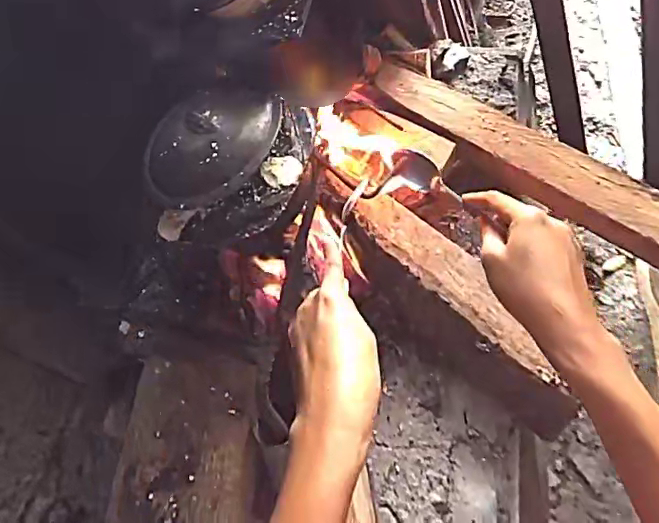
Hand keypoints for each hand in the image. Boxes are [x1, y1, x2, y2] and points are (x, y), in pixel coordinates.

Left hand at [288, 231, 379, 443]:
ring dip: (327, 326)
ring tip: (347, 355)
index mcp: (328, 298)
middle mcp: (306, 309)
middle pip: (322, 293)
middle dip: (335, 304)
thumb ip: (352, 311)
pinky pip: (308, 334)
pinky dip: (320, 342)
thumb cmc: (353, 382)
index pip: (330, 266)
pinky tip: (335, 364)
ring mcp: (296, 329)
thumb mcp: (366, 337)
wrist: (331, 421)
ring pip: (314, 315)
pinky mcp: (292, 349)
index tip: (327, 237)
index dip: (330, 250)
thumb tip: (344, 306)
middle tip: (355, 331)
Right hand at [464, 191, 612, 375]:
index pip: (497, 199)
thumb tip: (486, 222)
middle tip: (481, 226)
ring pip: (532, 228)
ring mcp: (566, 239)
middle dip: (498, 218)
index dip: (478, 198)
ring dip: (516, 234)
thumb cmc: (527, 293)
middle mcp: (551, 222)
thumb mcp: (492, 260)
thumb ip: (486, 233)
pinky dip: (532, 247)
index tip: (467, 200)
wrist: (566, 325)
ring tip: (502, 254)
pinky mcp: (574, 255)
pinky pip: (546, 241)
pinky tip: (523, 266)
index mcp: (529, 218)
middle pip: (518, 212)